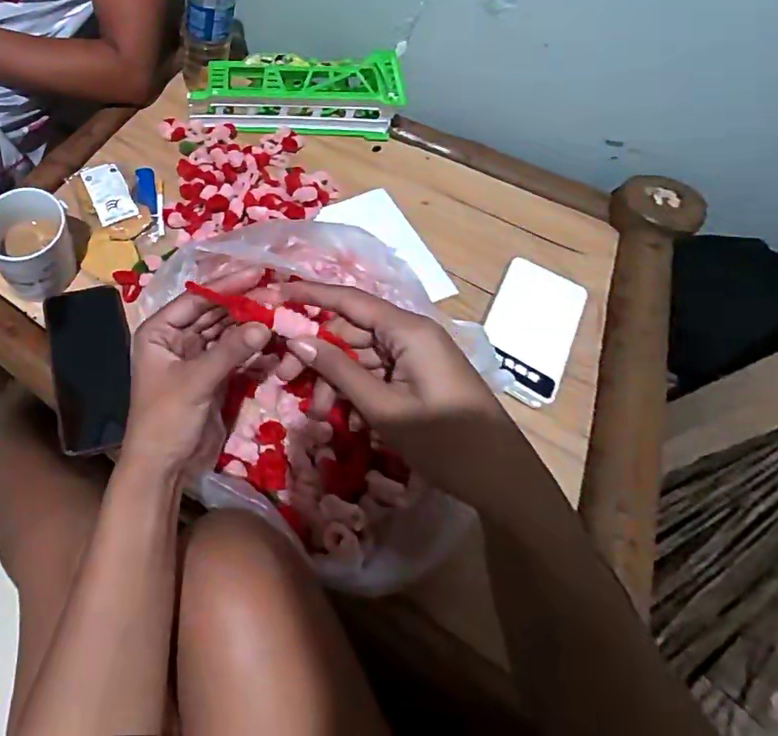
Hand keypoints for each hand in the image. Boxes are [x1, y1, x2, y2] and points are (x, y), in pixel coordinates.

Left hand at [122, 268, 270, 474]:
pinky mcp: (213, 377)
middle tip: (276, 291)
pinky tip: (275, 341)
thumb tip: (264, 324)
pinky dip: (253, 349)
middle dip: (243, 304)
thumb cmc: (165, 420)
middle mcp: (176, 339)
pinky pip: (235, 355)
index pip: (196, 299)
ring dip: (251, 325)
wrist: (164, 469)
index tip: (256, 272)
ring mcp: (196, 358)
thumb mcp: (195, 382)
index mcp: (160, 332)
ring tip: (281, 311)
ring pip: (227, 333)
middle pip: (214, 313)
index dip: (226, 285)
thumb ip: (229, 352)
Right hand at [276, 281, 507, 434]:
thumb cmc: (446, 443)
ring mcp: (417, 355)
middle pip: (350, 329)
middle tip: (285, 377)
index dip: (308, 295)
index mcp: (408, 330)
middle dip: (317, 353)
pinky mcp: (420, 376)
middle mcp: (411, 333)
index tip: (272, 295)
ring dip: (335, 380)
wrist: (506, 483)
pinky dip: (357, 391)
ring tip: (319, 414)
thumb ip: (338, 370)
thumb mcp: (384, 408)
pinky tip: (348, 421)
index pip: (348, 299)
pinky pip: (377, 372)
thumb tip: (297, 339)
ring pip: (360, 354)